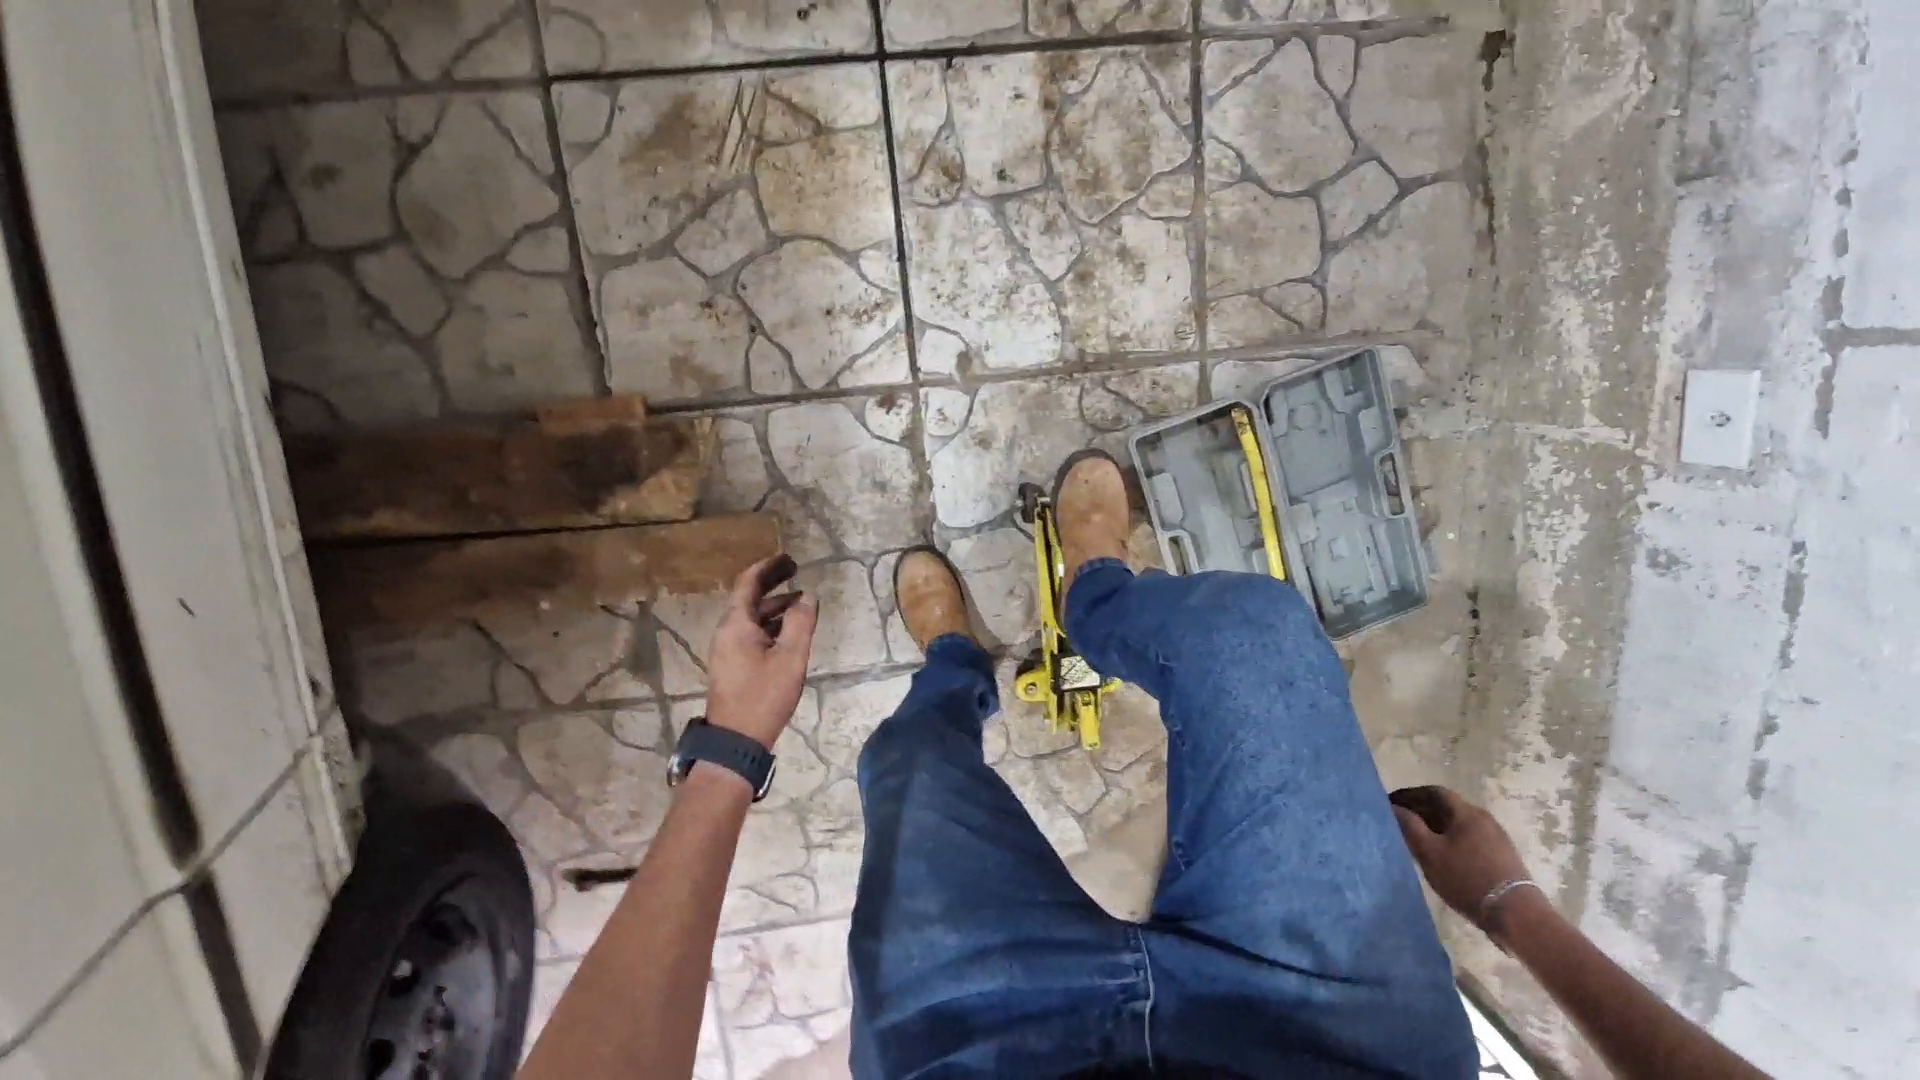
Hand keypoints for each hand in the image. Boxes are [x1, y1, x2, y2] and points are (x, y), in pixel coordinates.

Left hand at [703, 555, 817, 750]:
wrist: (736, 740)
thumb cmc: (763, 696)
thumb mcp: (790, 658)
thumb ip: (801, 623)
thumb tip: (808, 596)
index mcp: (736, 624)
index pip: (748, 583)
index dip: (768, 567)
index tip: (788, 558)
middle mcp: (727, 632)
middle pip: (749, 598)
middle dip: (773, 583)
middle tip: (796, 571)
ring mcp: (727, 649)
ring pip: (751, 618)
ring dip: (774, 606)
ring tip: (801, 601)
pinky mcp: (733, 665)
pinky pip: (751, 634)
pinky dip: (770, 625)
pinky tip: (790, 630)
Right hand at [1390, 785, 1530, 930]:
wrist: (1517, 914)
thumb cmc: (1467, 878)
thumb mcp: (1429, 853)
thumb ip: (1408, 826)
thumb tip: (1392, 807)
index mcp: (1466, 812)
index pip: (1433, 792)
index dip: (1409, 795)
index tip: (1390, 803)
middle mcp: (1483, 818)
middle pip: (1447, 807)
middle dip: (1421, 810)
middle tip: (1399, 822)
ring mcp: (1496, 838)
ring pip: (1458, 824)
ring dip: (1435, 827)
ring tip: (1417, 840)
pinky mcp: (1502, 856)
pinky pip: (1469, 838)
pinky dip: (1450, 840)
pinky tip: (1442, 856)